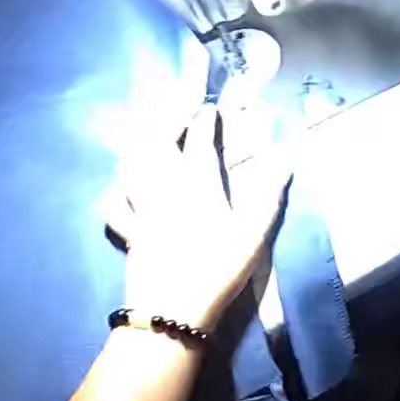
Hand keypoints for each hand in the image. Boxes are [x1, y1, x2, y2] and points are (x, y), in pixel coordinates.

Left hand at [107, 104, 287, 331]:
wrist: (173, 309)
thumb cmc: (218, 269)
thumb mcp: (254, 234)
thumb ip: (269, 195)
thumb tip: (284, 161)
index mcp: (197, 185)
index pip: (199, 140)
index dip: (204, 118)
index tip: (211, 105)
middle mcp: (164, 187)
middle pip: (158, 138)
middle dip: (168, 109)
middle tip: (177, 90)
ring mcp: (141, 206)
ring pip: (132, 161)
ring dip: (142, 137)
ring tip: (151, 125)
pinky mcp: (128, 229)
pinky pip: (114, 199)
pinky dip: (118, 185)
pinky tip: (124, 182)